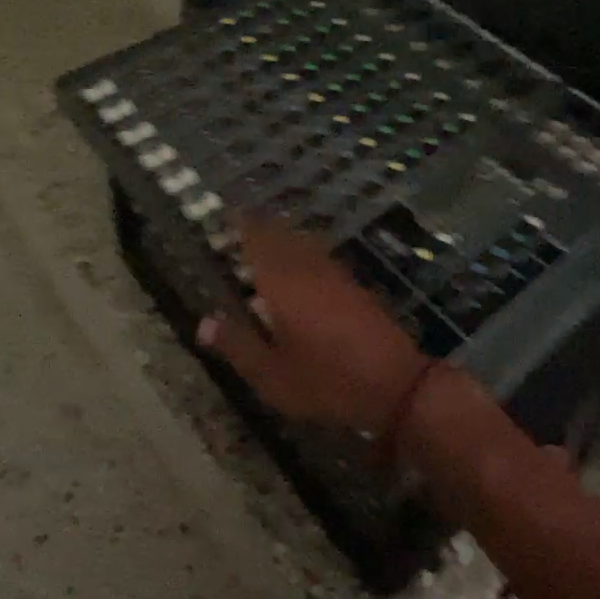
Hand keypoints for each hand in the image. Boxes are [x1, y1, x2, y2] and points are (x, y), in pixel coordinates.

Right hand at [196, 218, 432, 433]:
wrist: (396, 384)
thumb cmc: (326, 380)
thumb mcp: (271, 374)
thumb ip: (237, 344)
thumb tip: (203, 323)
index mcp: (282, 280)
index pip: (256, 238)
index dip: (240, 224)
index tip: (224, 214)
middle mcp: (308, 267)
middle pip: (281, 234)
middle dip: (259, 228)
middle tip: (239, 229)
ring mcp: (335, 274)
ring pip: (302, 243)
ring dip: (282, 238)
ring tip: (264, 246)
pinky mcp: (354, 286)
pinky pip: (319, 257)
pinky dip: (303, 254)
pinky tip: (300, 272)